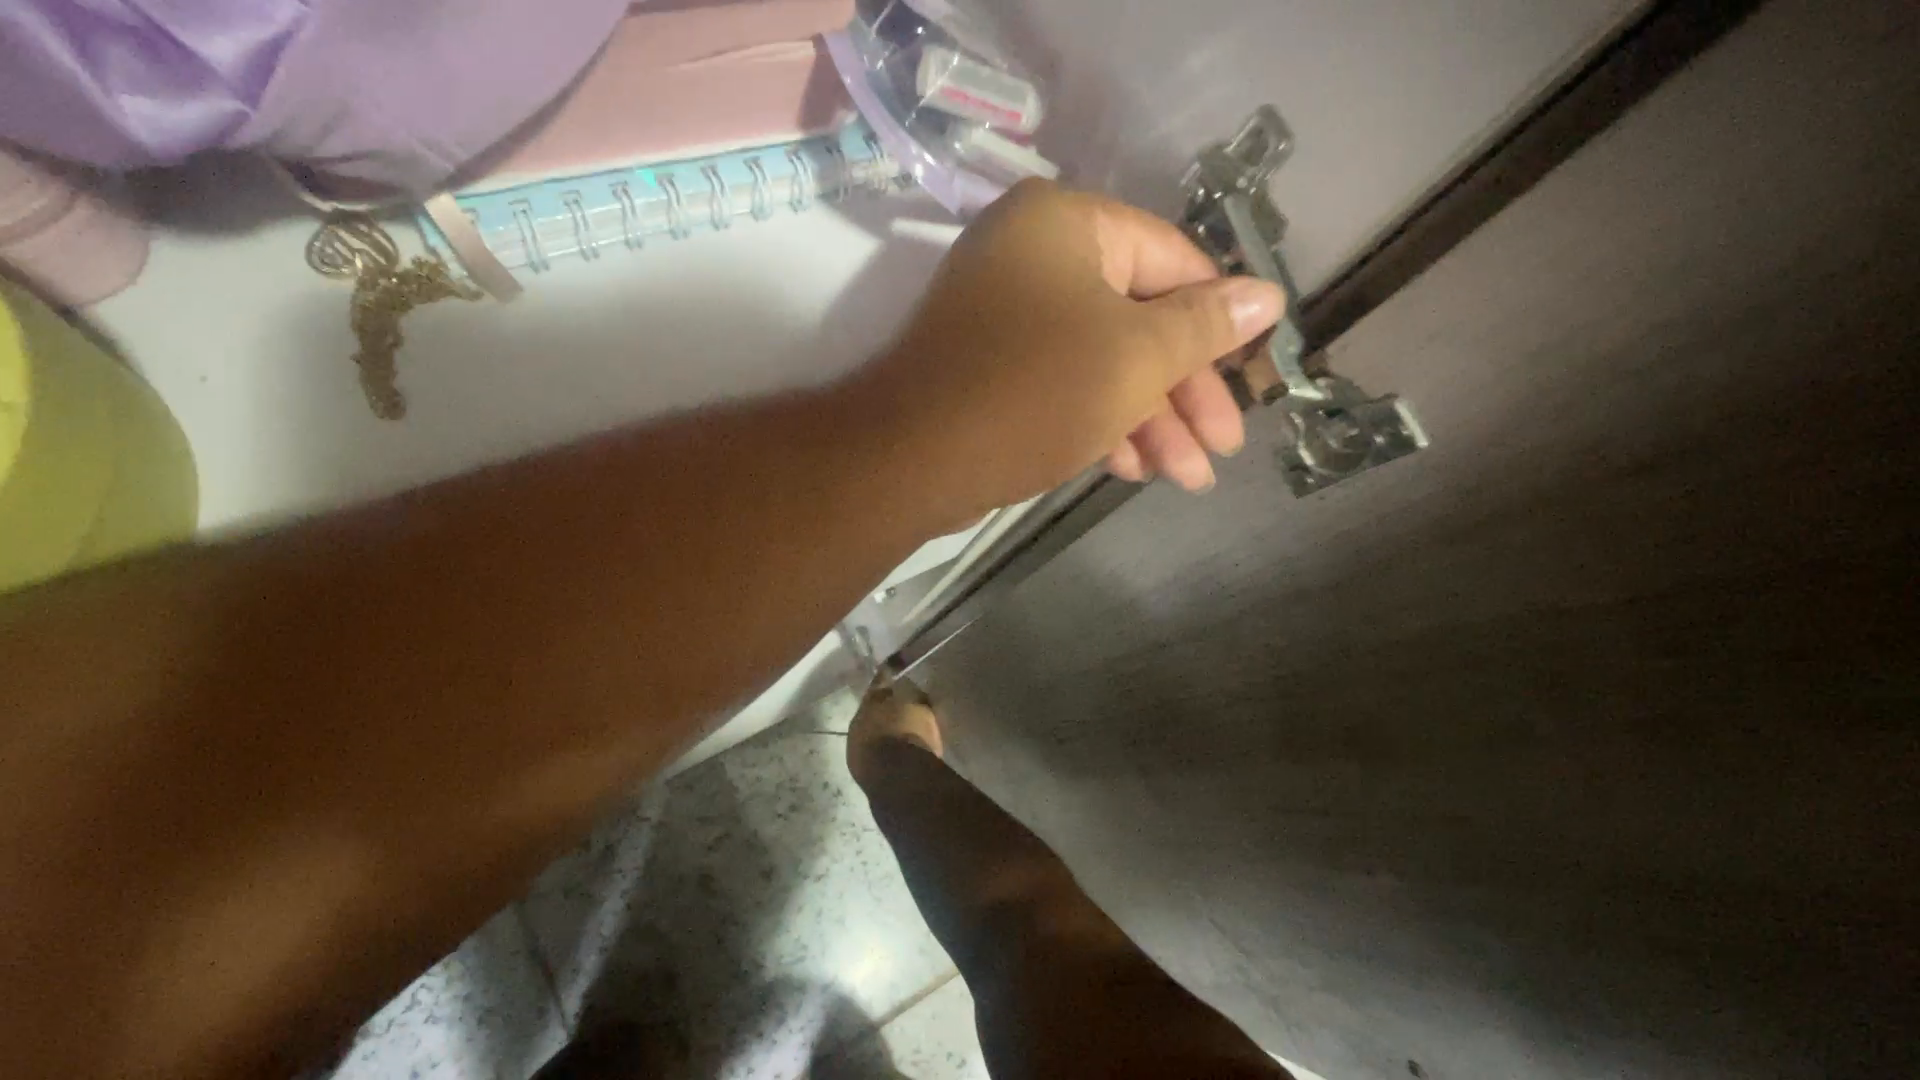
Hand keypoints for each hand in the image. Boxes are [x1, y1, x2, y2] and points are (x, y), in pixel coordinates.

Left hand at [858, 180, 1284, 524]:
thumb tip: (1267, 295)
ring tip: (1188, 478)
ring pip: (1102, 357)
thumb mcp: (1135, 357)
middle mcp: (1034, 254)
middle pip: (1138, 315)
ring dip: (1149, 419)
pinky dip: (1100, 420)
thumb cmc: (1033, 392)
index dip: (1220, 321)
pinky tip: (1131, 469)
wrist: (909, 460)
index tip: (1252, 377)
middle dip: (1184, 391)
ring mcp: (1006, 312)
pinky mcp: (990, 365)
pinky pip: (1062, 381)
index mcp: (1068, 224)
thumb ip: (1204, 325)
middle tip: (1222, 448)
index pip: (1173, 259)